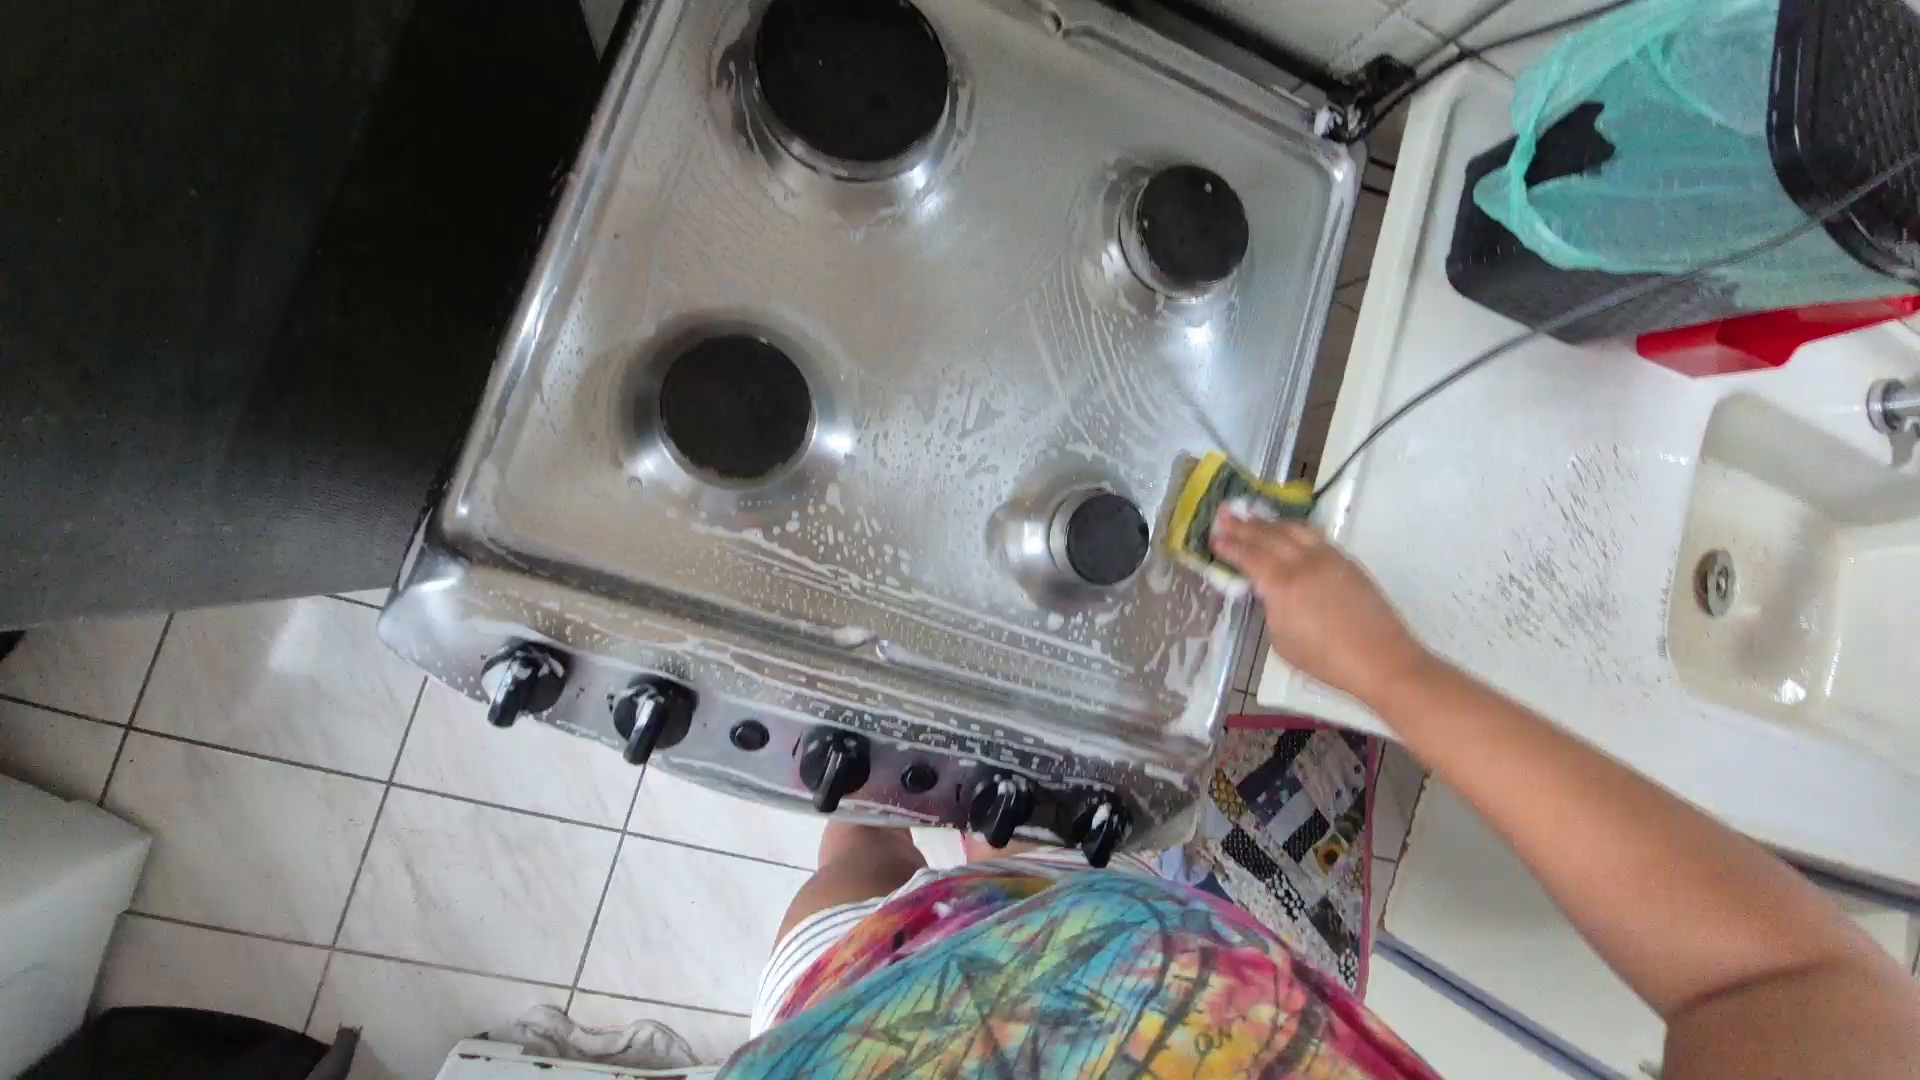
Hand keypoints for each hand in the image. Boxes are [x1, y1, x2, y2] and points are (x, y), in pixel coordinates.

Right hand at [1209, 506, 1432, 700]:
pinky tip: (1287, 531)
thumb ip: (1271, 607)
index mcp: (1281, 584)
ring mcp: (1328, 558)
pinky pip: (1314, 536)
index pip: (1249, 556)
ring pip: (1293, 529)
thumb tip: (1270, 591)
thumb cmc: (1325, 659)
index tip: (1214, 538)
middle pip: (1268, 536)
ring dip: (1269, 522)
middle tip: (1225, 515)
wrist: (1381, 660)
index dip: (1229, 546)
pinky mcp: (1346, 562)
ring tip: (1253, 517)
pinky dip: (1294, 529)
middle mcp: (1303, 563)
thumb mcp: (1281, 639)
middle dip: (1243, 525)